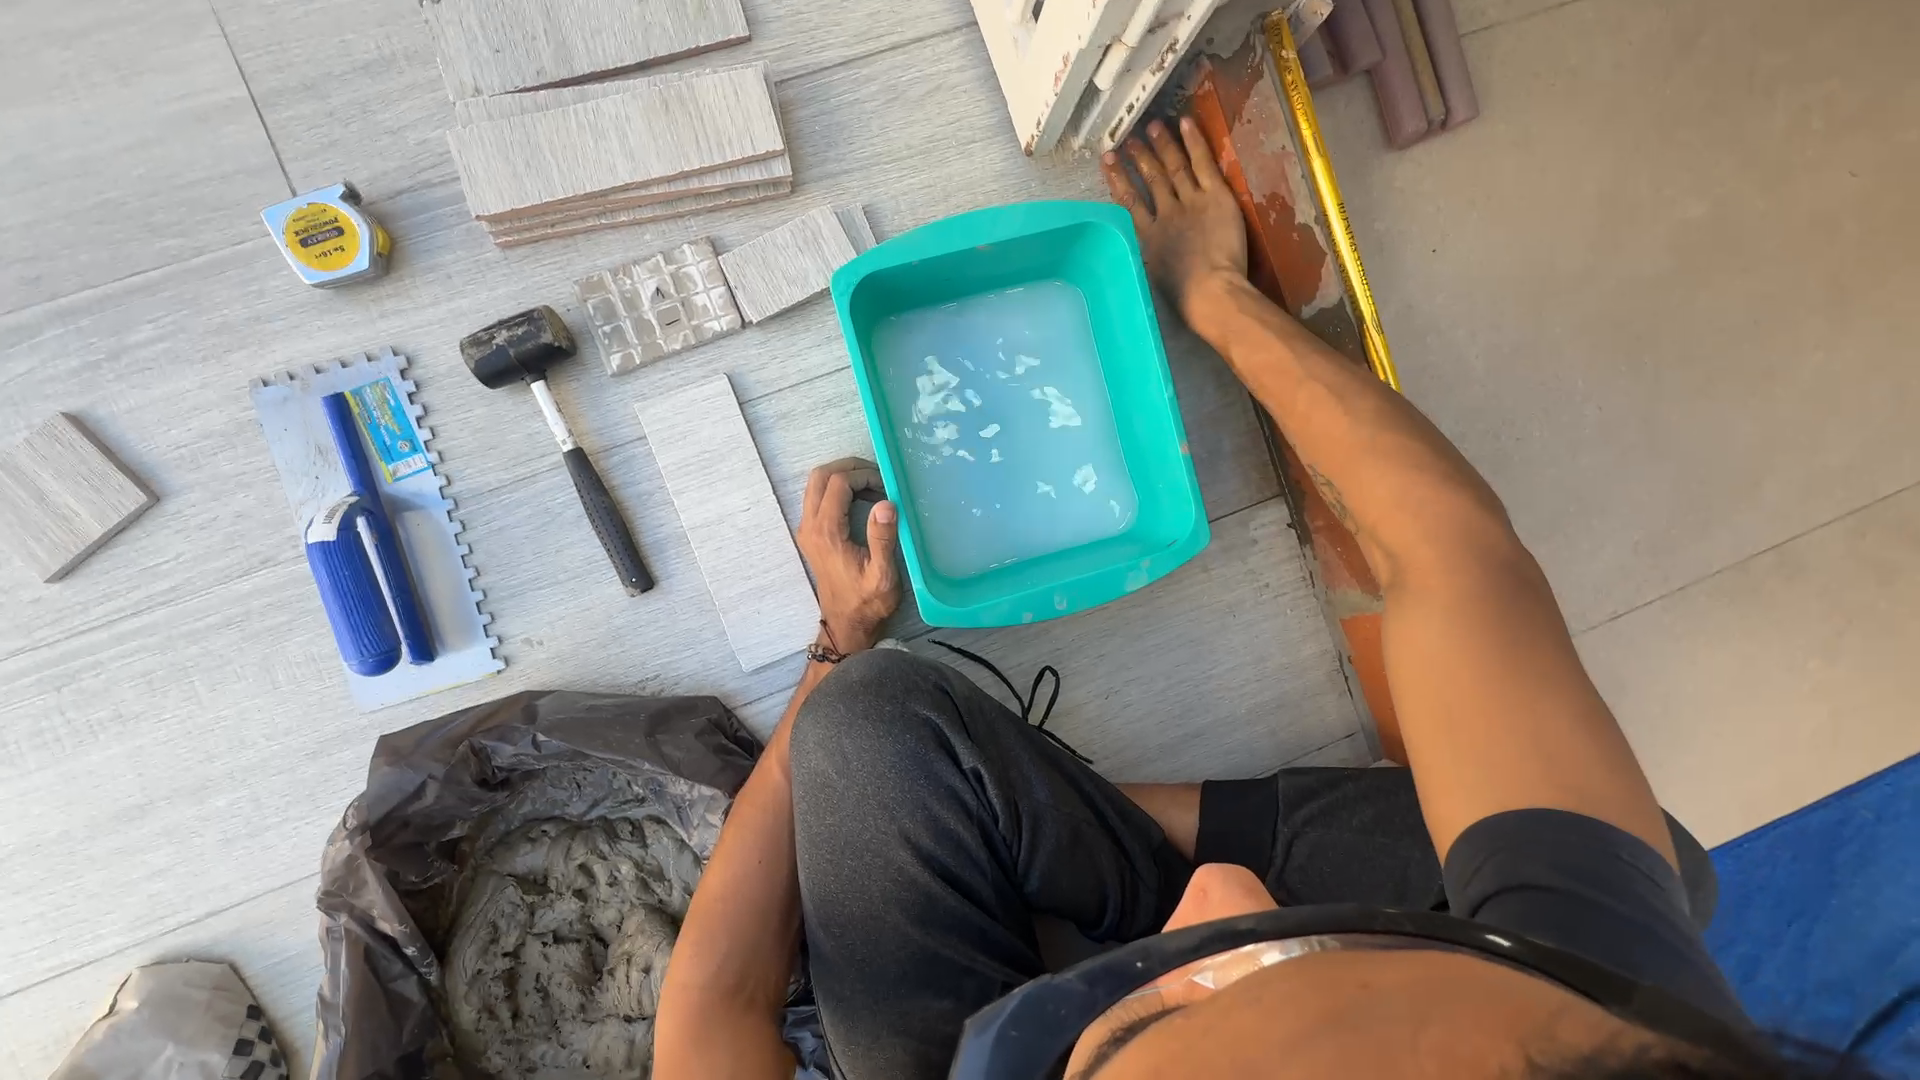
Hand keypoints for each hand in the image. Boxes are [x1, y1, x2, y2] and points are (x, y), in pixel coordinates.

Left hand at [797, 457, 900, 652]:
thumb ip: (882, 538)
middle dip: (849, 468)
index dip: (863, 475)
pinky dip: (838, 489)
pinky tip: (862, 499)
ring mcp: (807, 529)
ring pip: (816, 484)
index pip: (838, 483)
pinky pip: (818, 497)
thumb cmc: (868, 603)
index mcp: (827, 533)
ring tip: (873, 486)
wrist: (846, 624)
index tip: (886, 485)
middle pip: (820, 476)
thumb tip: (886, 504)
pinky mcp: (811, 534)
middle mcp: (810, 527)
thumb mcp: (882, 575)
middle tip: (878, 476)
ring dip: (843, 477)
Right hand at [1101, 116, 1248, 327]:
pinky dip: (1193, 142)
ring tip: (1153, 126)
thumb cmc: (1184, 296)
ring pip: (1173, 166)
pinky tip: (1185, 122)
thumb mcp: (1152, 276)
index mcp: (1147, 237)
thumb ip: (1146, 254)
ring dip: (1162, 144)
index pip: (1128, 201)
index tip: (1107, 160)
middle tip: (1131, 137)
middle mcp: (1165, 213)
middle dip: (1139, 156)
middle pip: (1150, 178)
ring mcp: (1190, 202)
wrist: (1210, 291)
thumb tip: (1138, 244)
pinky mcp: (1215, 197)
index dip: (1117, 178)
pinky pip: (1202, 163)